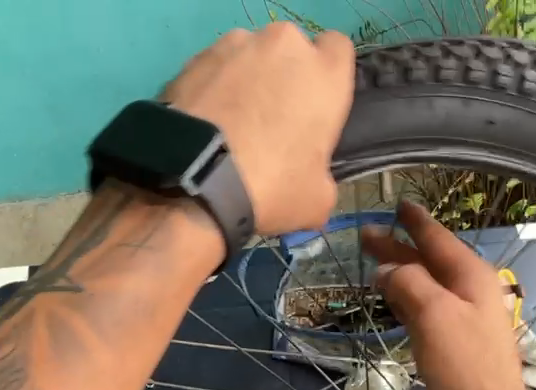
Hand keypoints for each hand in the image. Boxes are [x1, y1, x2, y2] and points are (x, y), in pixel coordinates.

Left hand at [162, 24, 355, 235]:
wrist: (198, 184)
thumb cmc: (272, 189)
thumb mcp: (317, 201)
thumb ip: (322, 172)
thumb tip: (311, 174)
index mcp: (325, 73)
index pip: (338, 50)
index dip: (326, 79)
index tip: (313, 108)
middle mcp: (285, 44)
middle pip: (290, 53)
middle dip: (283, 79)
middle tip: (269, 126)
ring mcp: (237, 44)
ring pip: (250, 57)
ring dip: (246, 82)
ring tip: (231, 127)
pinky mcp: (197, 56)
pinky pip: (214, 70)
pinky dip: (213, 89)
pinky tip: (206, 125)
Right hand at [363, 201, 535, 389]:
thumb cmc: (463, 366)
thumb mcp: (434, 314)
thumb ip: (408, 284)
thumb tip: (385, 270)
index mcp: (471, 278)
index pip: (438, 239)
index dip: (416, 222)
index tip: (397, 205)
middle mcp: (469, 295)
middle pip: (430, 262)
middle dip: (400, 248)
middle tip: (367, 236)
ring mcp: (462, 324)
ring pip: (426, 289)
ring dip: (401, 276)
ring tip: (373, 267)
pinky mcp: (451, 351)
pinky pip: (425, 315)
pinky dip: (406, 304)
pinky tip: (392, 304)